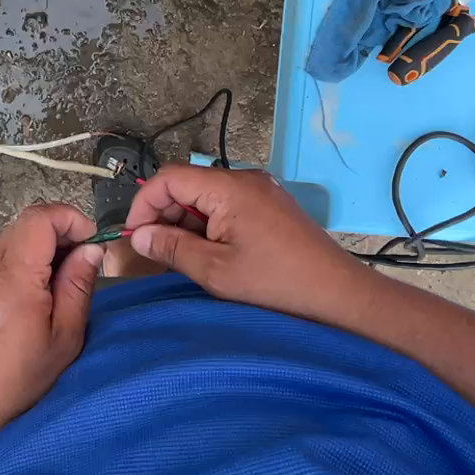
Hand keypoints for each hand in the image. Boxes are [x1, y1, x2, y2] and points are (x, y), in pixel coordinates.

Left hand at [0, 204, 102, 438]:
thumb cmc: (18, 377)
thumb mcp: (64, 338)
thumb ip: (78, 286)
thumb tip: (91, 248)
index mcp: (14, 278)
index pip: (40, 218)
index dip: (71, 219)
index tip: (91, 242)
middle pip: (28, 222)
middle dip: (61, 230)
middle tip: (82, 260)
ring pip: (16, 234)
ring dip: (44, 243)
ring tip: (62, 279)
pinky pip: (3, 251)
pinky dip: (26, 256)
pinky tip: (38, 288)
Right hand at [124, 165, 356, 310]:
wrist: (340, 296)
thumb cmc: (275, 284)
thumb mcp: (214, 271)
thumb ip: (171, 247)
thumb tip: (138, 235)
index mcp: (229, 187)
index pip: (168, 178)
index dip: (144, 204)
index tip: (134, 236)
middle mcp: (245, 179)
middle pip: (187, 185)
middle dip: (164, 215)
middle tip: (154, 251)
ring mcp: (260, 190)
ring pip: (205, 196)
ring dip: (185, 223)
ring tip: (180, 257)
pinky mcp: (270, 205)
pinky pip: (226, 205)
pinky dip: (208, 225)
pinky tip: (207, 253)